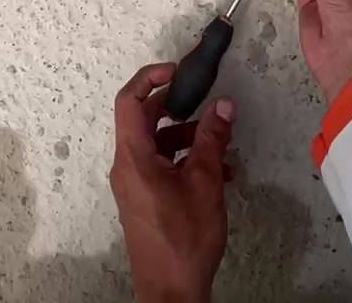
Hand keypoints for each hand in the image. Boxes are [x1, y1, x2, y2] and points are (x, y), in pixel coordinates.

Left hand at [110, 62, 235, 302]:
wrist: (173, 295)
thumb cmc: (182, 242)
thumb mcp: (204, 182)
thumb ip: (212, 139)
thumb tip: (223, 106)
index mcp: (133, 158)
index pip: (129, 101)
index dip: (150, 77)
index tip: (176, 70)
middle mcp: (128, 167)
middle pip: (145, 119)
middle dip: (177, 106)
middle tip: (202, 99)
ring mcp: (136, 184)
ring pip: (159, 143)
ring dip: (189, 137)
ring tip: (221, 144)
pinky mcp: (147, 199)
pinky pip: (164, 165)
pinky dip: (187, 160)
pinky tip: (219, 172)